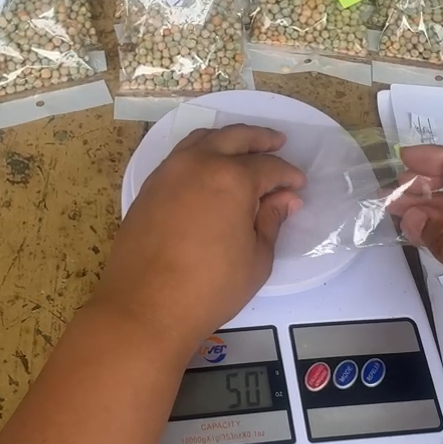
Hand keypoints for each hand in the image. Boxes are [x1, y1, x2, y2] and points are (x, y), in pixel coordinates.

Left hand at [91, 125, 304, 353]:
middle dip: (261, 139)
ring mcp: (170, 171)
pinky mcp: (150, 185)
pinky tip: (210, 166)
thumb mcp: (256, 259)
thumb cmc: (209, 288)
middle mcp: (199, 163)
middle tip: (278, 142)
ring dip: (228, 138)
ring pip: (204, 139)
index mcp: (232, 178)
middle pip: (235, 137)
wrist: (144, 306)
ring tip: (244, 147)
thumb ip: (272, 221)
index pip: (269, 167)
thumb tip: (285, 199)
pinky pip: (181, 154)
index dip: (288, 175)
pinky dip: (202, 151)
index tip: (298, 185)